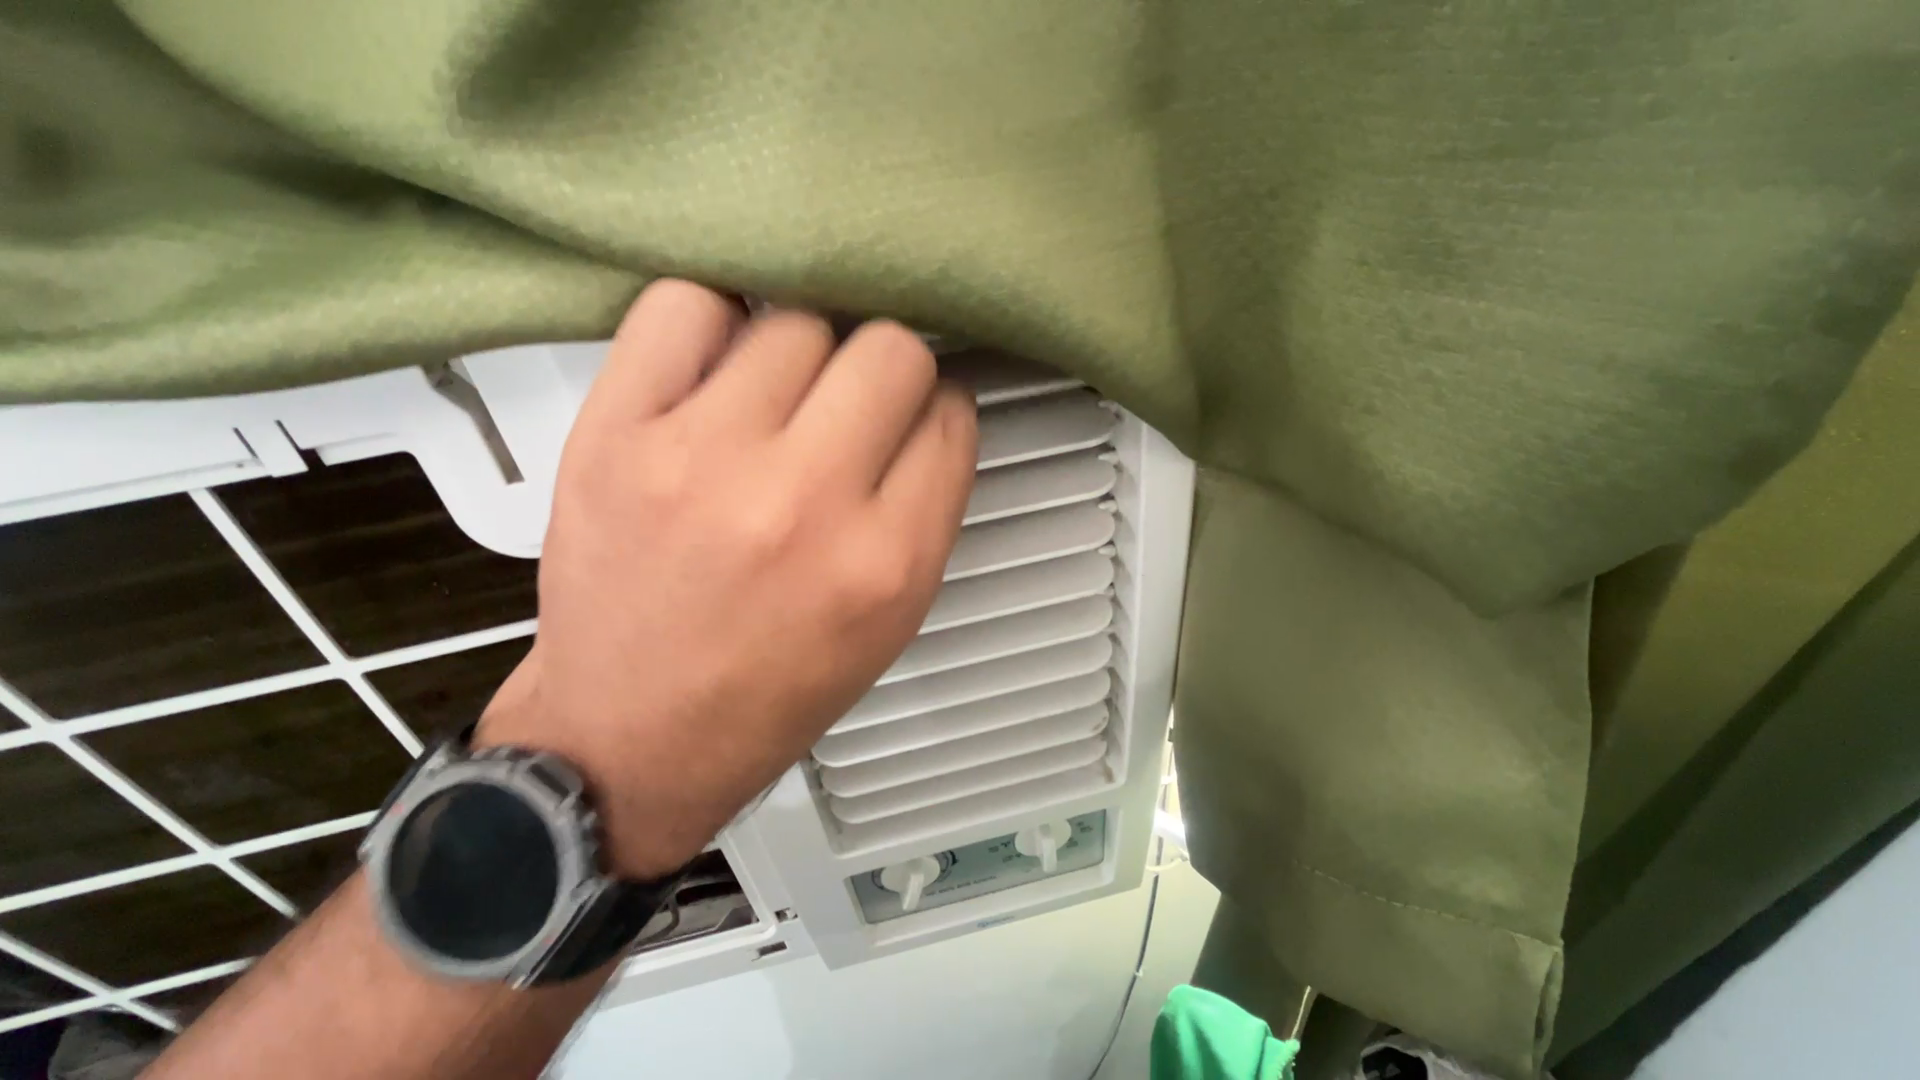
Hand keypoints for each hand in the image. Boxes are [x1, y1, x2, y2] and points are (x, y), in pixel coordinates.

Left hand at [477, 281, 978, 877]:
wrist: (632, 736)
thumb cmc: (769, 690)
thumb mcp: (891, 623)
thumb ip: (925, 509)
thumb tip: (927, 407)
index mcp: (886, 561)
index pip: (949, 416)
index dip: (934, 412)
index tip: (910, 421)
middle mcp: (802, 501)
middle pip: (889, 350)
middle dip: (883, 372)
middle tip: (850, 404)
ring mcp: (702, 458)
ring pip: (798, 320)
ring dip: (803, 351)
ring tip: (777, 395)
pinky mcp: (616, 434)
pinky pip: (683, 305)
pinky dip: (710, 317)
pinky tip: (713, 361)